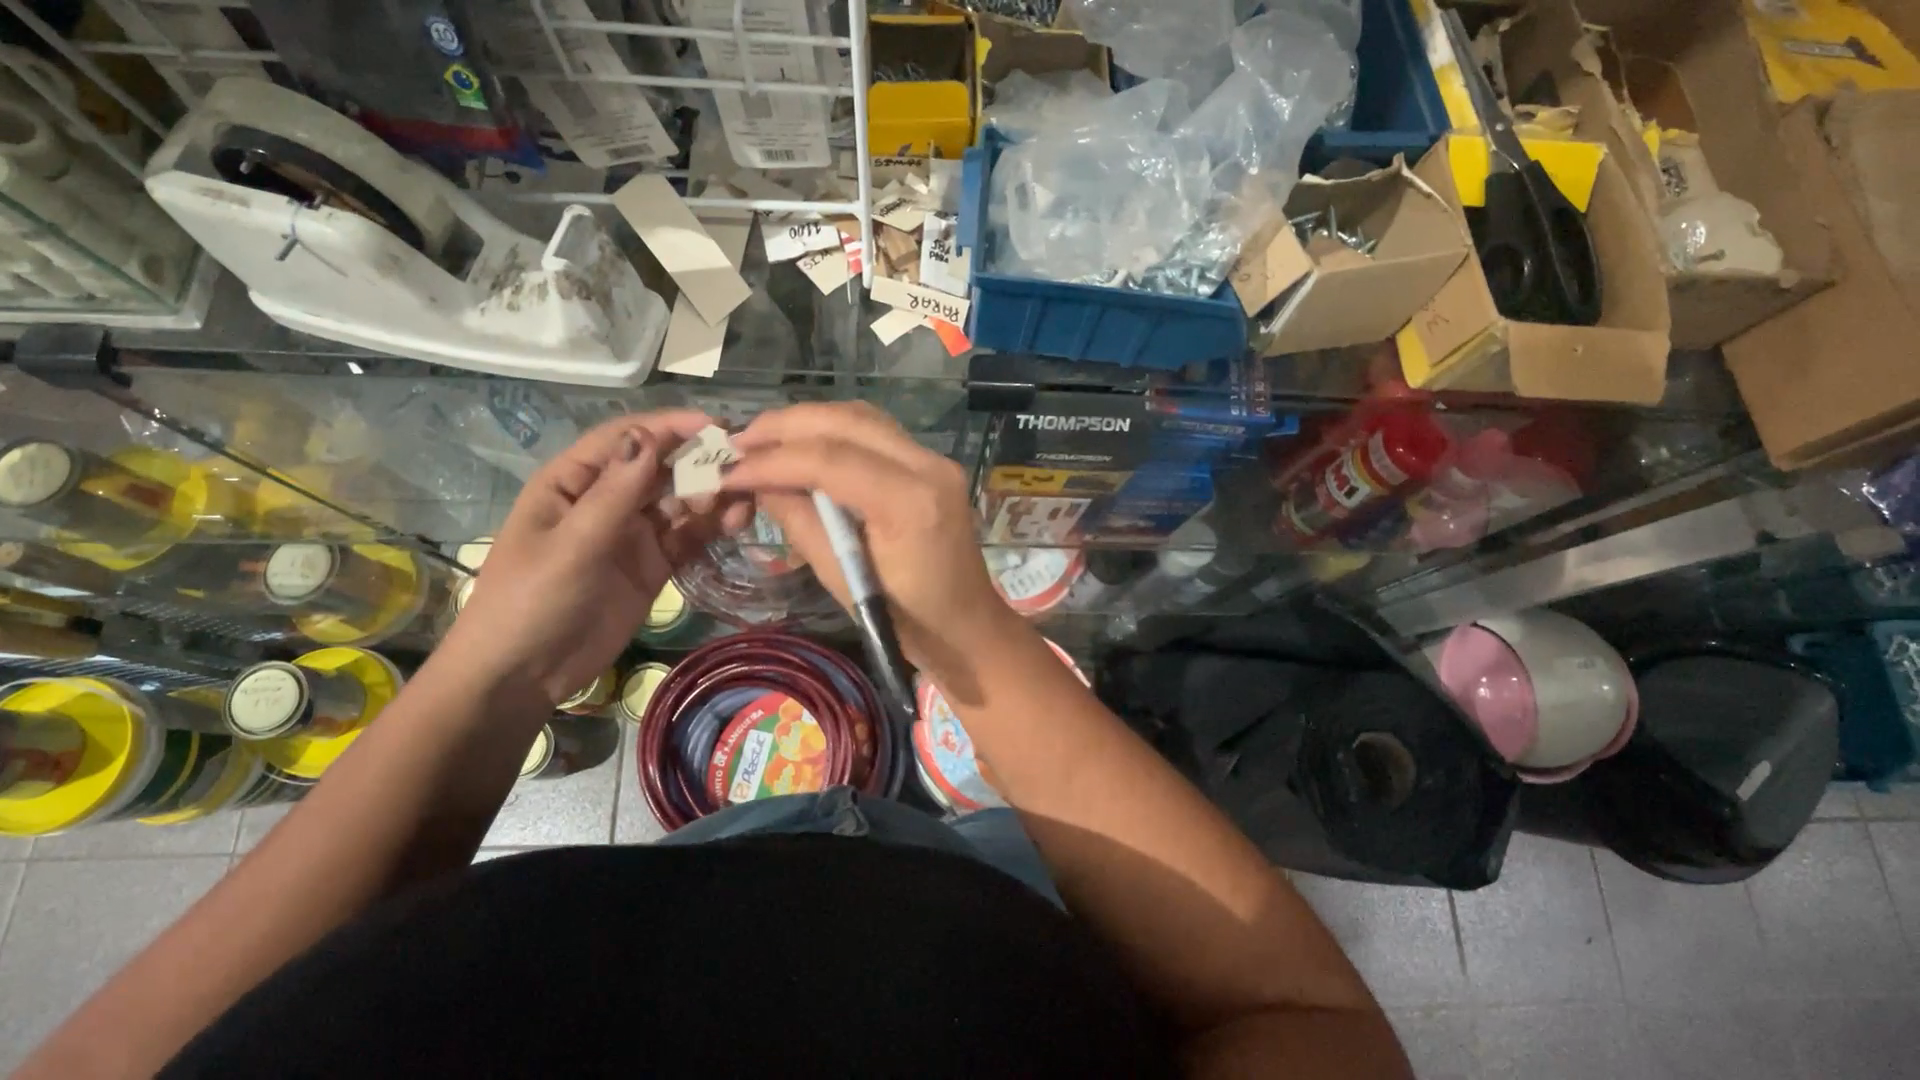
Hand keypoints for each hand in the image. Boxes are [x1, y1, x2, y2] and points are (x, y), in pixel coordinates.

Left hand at [442, 410, 723, 704]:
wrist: (523, 675)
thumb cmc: (531, 600)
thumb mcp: (571, 544)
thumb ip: (615, 493)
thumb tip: (649, 436)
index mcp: (571, 482)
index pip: (624, 440)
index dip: (668, 428)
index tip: (714, 426)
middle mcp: (605, 500)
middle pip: (659, 467)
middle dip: (699, 461)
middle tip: (743, 465)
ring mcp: (631, 534)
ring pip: (679, 501)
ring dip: (712, 495)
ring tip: (746, 498)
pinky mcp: (652, 566)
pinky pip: (687, 537)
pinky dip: (712, 527)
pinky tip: (738, 522)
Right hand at [720, 402, 1025, 681]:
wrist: (966, 627)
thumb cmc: (906, 621)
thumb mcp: (843, 581)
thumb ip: (801, 523)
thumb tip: (757, 484)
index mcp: (909, 503)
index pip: (829, 459)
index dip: (772, 460)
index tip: (728, 470)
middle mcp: (928, 466)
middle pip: (846, 421)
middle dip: (785, 426)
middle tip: (737, 443)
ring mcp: (935, 460)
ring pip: (861, 417)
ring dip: (808, 422)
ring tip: (762, 441)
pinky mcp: (932, 464)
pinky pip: (876, 431)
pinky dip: (834, 431)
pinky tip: (802, 446)